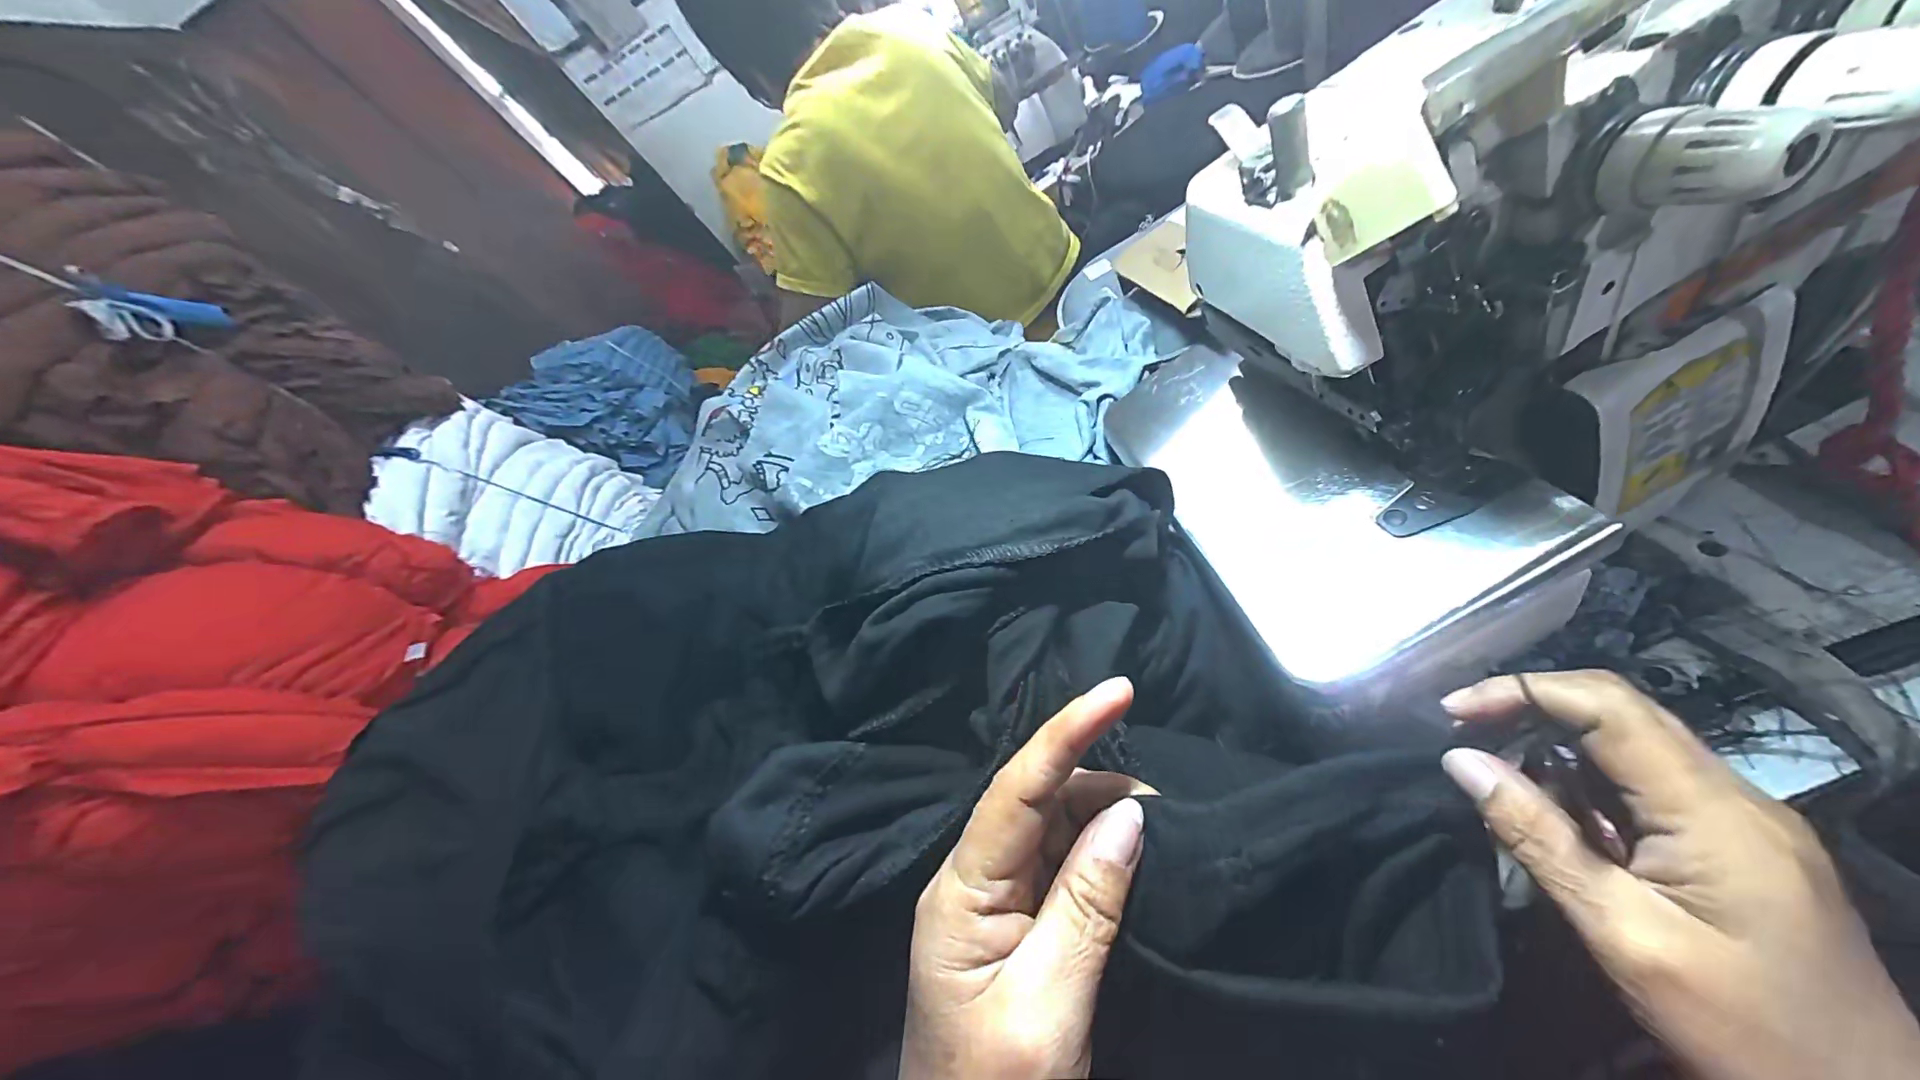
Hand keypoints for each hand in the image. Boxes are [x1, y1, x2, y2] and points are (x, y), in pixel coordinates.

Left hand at [900, 677, 1154, 1079]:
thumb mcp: (1047, 1007)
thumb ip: (1087, 905)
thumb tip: (1130, 816)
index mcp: (961, 890)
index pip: (1015, 789)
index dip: (1066, 733)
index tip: (1117, 691)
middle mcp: (972, 878)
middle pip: (1038, 799)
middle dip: (1100, 781)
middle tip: (1170, 808)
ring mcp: (994, 898)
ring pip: (1053, 825)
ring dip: (1106, 816)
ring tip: (1163, 832)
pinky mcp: (1016, 920)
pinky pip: (1061, 862)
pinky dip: (1101, 849)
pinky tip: (1133, 853)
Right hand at [1442, 671, 1919, 1079]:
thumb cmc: (1745, 1028)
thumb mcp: (1623, 934)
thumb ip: (1539, 839)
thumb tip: (1460, 761)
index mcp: (1716, 813)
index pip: (1609, 706)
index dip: (1522, 691)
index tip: (1454, 712)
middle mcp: (1736, 798)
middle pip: (1621, 710)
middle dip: (1531, 707)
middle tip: (1463, 733)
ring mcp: (1743, 819)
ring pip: (1630, 742)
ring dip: (1555, 744)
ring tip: (1497, 773)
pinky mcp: (1736, 842)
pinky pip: (1646, 781)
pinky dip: (1584, 778)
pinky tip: (1556, 810)